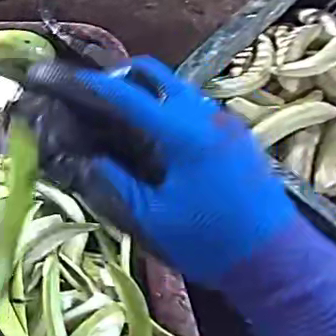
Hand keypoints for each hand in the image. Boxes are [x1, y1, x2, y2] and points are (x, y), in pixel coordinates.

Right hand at [22, 56, 335, 335]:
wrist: (277, 261)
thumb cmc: (208, 243)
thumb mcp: (149, 218)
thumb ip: (112, 182)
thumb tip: (81, 157)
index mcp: (183, 134)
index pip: (126, 95)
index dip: (88, 85)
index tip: (58, 78)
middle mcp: (207, 116)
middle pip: (153, 75)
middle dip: (116, 78)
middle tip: (87, 97)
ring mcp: (225, 122)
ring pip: (173, 87)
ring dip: (141, 92)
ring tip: (112, 116)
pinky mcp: (234, 135)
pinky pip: (189, 105)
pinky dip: (162, 107)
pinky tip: (147, 135)